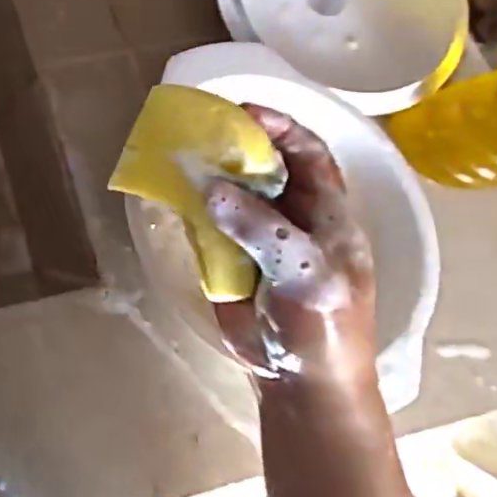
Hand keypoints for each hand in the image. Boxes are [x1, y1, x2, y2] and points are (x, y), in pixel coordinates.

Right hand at [204, 106, 376, 385]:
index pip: (309, 155)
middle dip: (238, 141)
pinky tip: (170, 187)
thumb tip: (210, 190)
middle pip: (266, 164)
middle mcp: (291, 215)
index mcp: (326, 214)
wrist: (299, 383)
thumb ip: (262, 230)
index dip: (283, 128)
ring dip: (208, 169)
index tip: (245, 112)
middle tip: (202, 127)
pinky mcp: (227, 253)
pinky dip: (188, 200)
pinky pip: (205, 217)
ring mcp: (257, 234)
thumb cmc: (322, 328)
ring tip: (180, 150)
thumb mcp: (305, 275)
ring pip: (232, 188)